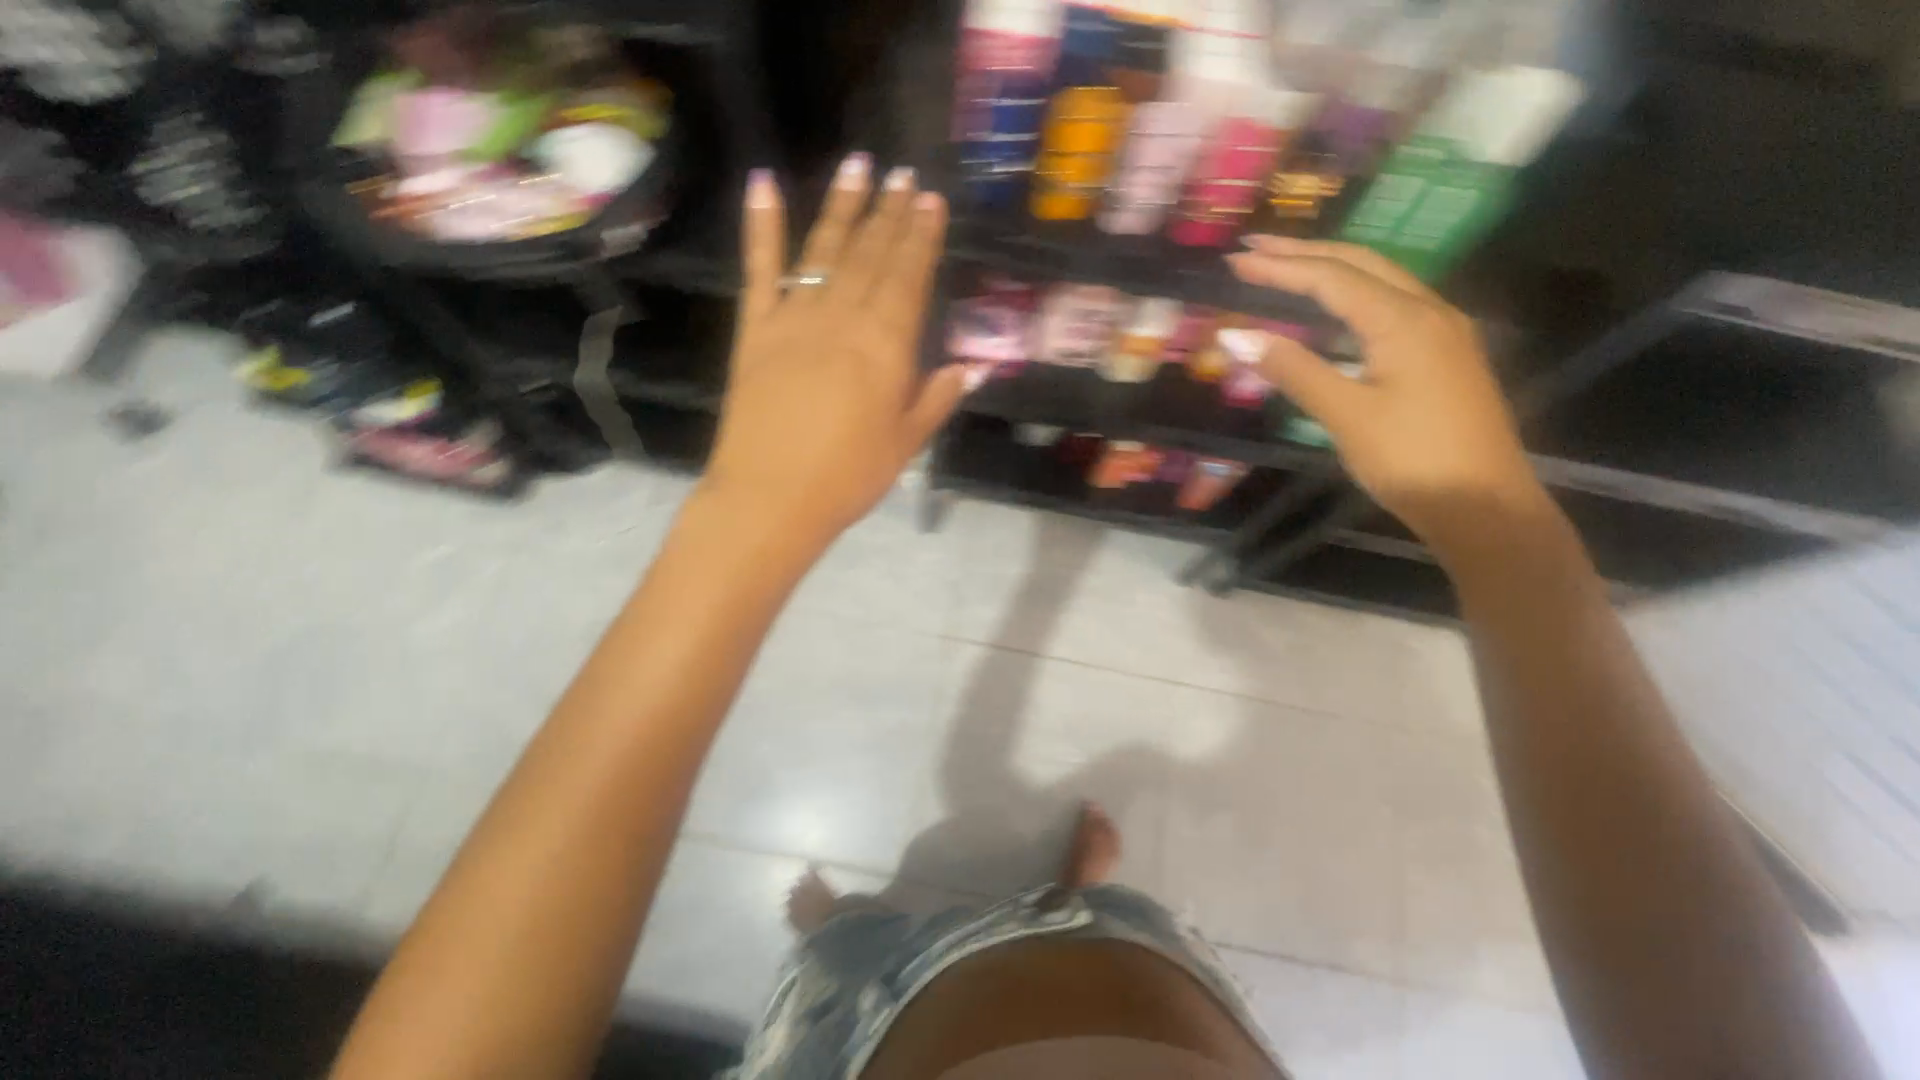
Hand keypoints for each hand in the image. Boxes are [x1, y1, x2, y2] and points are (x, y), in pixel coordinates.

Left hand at [701, 154, 965, 541]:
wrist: (770, 498)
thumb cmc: (847, 478)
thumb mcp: (905, 445)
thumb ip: (936, 399)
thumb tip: (974, 367)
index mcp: (886, 346)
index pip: (909, 277)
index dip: (920, 237)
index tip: (930, 200)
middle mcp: (844, 318)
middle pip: (872, 255)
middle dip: (890, 213)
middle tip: (904, 174)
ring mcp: (794, 318)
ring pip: (824, 250)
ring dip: (843, 206)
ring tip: (859, 165)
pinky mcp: (754, 329)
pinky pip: (758, 269)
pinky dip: (761, 225)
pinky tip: (762, 184)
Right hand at [1224, 237, 1556, 558]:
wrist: (1486, 507)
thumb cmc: (1412, 459)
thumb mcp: (1346, 415)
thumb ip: (1293, 370)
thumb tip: (1237, 336)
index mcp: (1403, 319)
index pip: (1331, 277)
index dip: (1280, 266)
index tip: (1236, 260)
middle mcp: (1429, 311)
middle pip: (1361, 264)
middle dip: (1306, 252)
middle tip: (1256, 247)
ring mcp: (1444, 332)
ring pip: (1383, 281)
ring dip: (1332, 269)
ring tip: (1289, 267)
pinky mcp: (1447, 356)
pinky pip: (1395, 305)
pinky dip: (1355, 294)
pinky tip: (1338, 309)